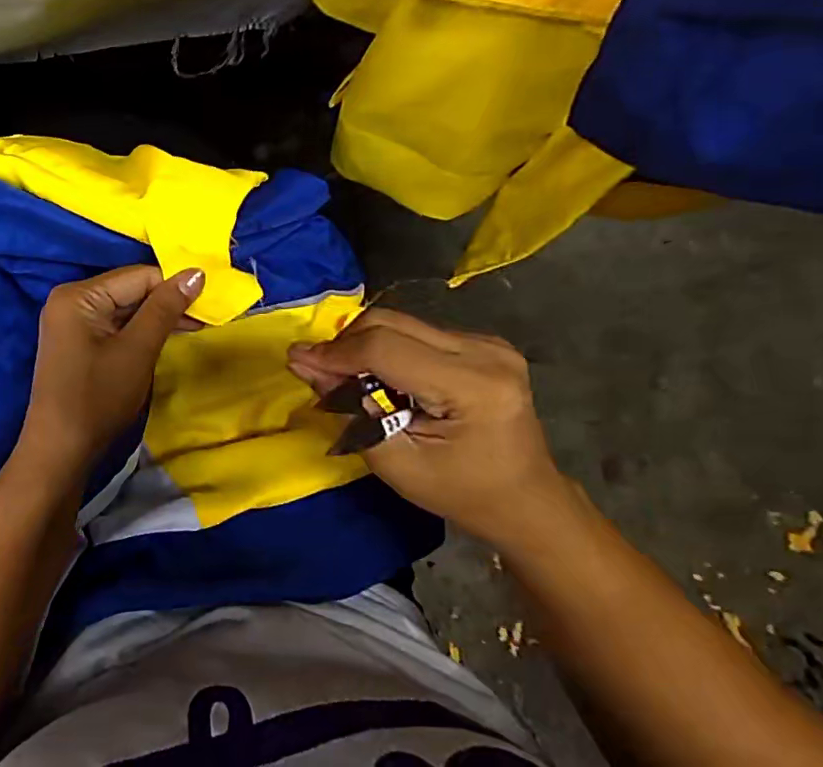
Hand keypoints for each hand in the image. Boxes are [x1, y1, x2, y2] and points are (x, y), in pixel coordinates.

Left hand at [21, 265, 204, 473]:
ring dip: (156, 317)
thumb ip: (165, 308)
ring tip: (194, 328)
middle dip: (167, 302)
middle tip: (208, 319)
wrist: (60, 447)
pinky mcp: (75, 339)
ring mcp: (70, 319)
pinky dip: (139, 330)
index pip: (138, 276)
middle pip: (129, 289)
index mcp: (78, 295)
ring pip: (124, 307)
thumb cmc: (98, 397)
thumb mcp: (137, 350)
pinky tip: (165, 337)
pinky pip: (113, 323)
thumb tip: (197, 272)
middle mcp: (69, 298)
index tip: (211, 303)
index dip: (175, 286)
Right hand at [286, 308, 573, 548]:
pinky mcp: (482, 342)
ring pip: (397, 322)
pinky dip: (384, 348)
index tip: (297, 362)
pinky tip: (384, 379)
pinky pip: (412, 330)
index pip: (385, 349)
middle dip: (345, 345)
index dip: (335, 353)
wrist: (525, 500)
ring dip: (363, 346)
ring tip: (354, 381)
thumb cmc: (461, 491)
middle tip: (322, 375)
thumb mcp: (395, 462)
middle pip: (389, 323)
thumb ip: (349, 409)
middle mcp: (486, 352)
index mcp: (474, 387)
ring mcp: (487, 343)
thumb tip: (302, 362)